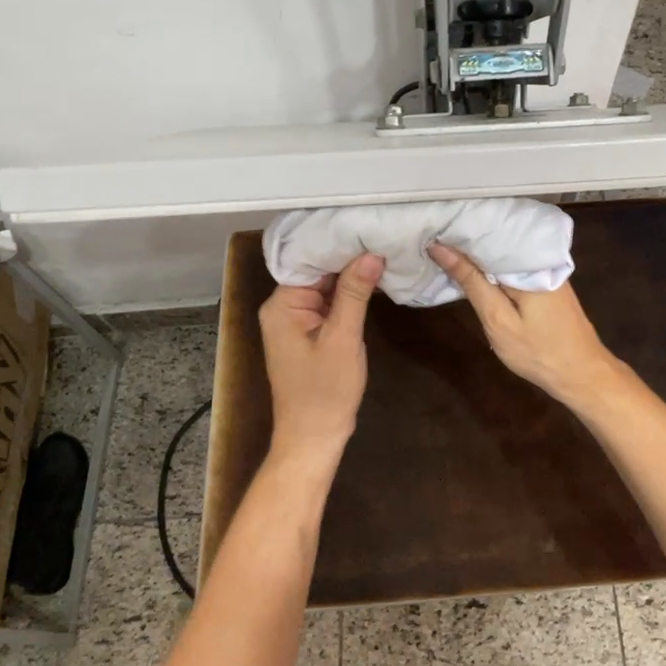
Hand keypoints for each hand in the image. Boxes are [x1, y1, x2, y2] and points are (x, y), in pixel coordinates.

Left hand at [258, 252, 384, 459]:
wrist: (314, 438)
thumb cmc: (324, 391)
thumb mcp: (343, 338)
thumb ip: (354, 294)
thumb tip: (370, 254)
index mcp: (282, 305)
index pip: (310, 260)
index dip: (339, 244)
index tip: (368, 227)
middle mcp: (283, 307)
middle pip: (317, 270)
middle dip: (347, 256)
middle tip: (382, 235)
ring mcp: (296, 321)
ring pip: (325, 286)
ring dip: (351, 275)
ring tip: (383, 250)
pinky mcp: (309, 333)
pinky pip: (328, 303)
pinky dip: (349, 294)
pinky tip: (373, 280)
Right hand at [427, 243, 627, 407]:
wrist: (583, 374)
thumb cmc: (539, 352)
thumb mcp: (498, 320)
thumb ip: (471, 282)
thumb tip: (441, 249)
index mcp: (528, 261)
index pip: (487, 233)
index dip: (458, 231)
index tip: (430, 227)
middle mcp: (539, 256)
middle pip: (497, 238)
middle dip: (466, 239)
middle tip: (431, 235)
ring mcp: (546, 267)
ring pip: (505, 251)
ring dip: (479, 251)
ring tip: (444, 246)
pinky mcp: (546, 280)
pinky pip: (514, 263)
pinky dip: (494, 264)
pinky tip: (474, 266)